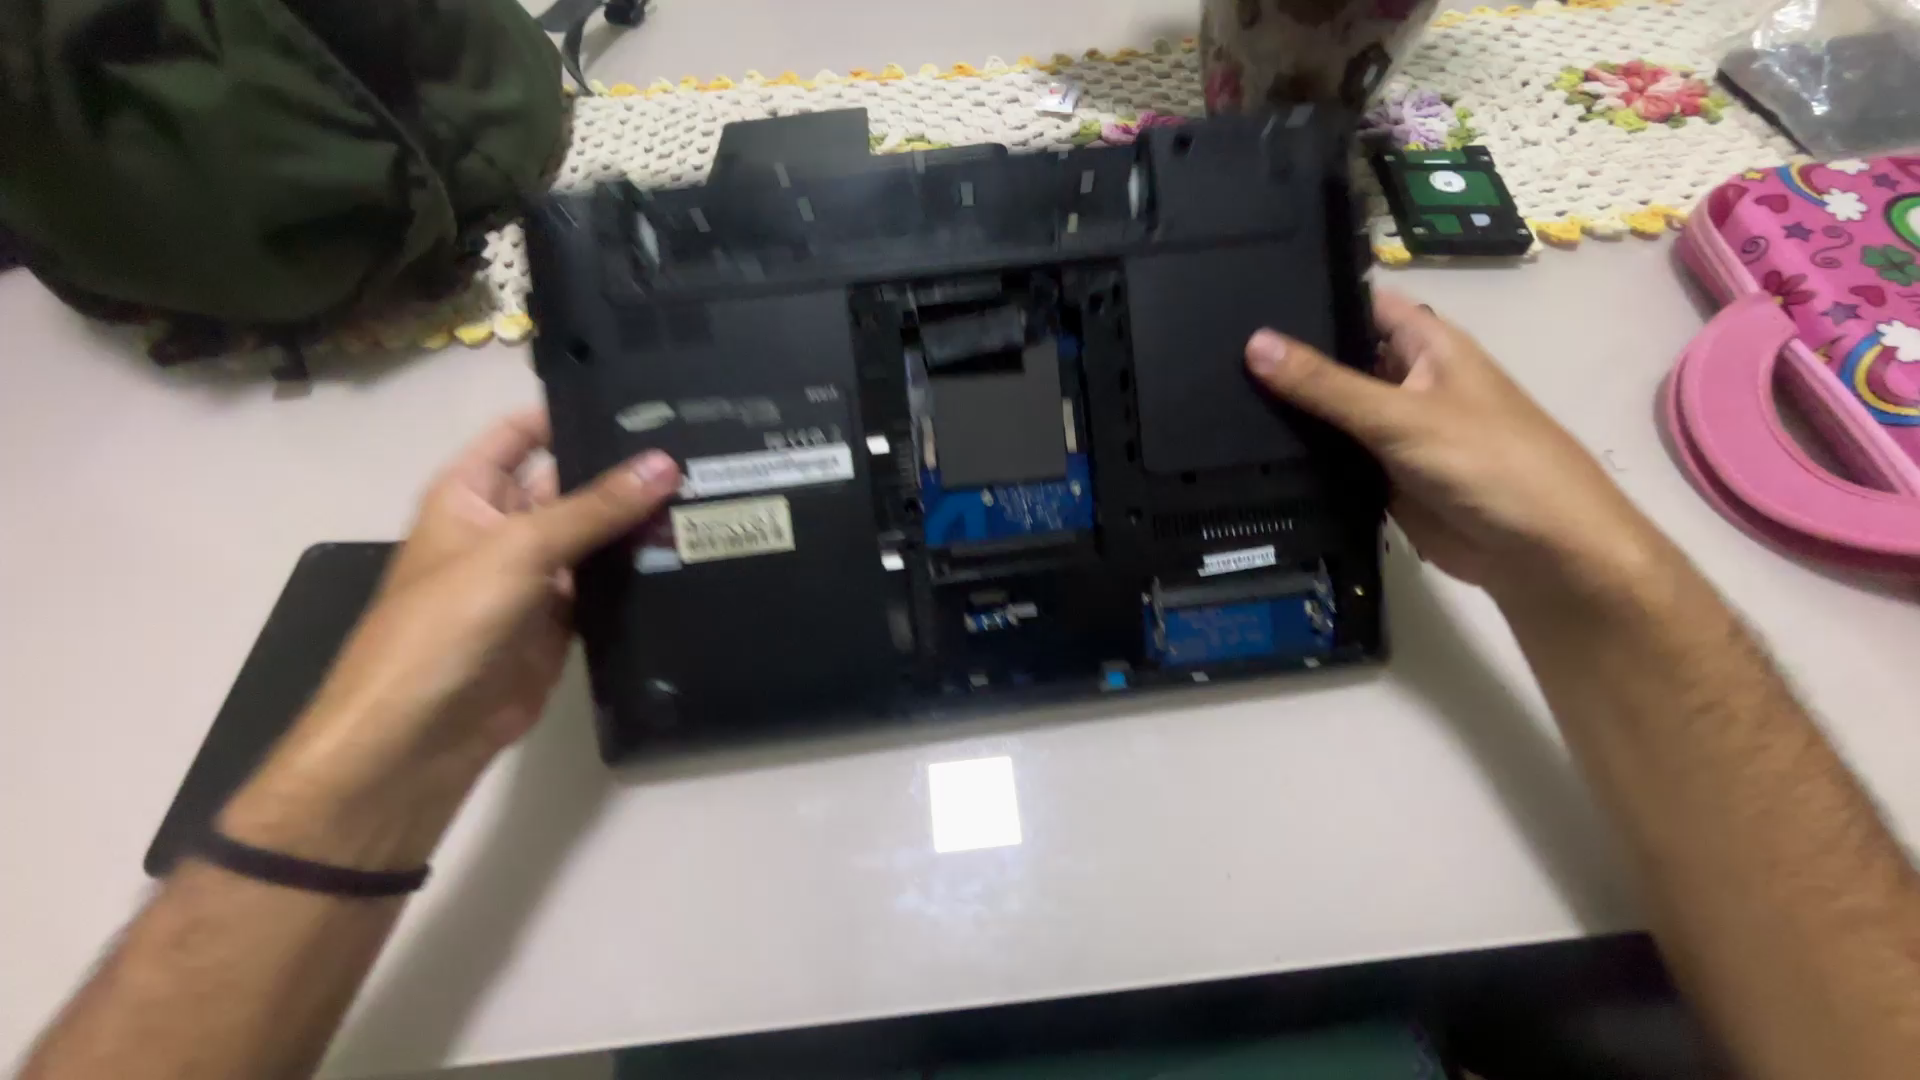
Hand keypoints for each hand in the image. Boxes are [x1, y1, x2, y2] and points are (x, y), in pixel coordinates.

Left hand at [220, 409, 678, 867]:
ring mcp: (539, 574)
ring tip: (709, 491)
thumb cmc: (447, 623)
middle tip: (699, 449)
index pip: (524, 433)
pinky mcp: (566, 617)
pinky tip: (691, 548)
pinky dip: (642, 570)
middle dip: (624, 470)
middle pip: (572, 483)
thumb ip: (595, 507)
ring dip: (640, 521)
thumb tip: (664, 463)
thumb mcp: (519, 549)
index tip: (641, 397)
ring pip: (597, 535)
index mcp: (472, 492)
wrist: (424, 734)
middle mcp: (507, 526)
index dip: (571, 411)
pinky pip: (610, 582)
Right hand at [1245, 290, 1664, 602]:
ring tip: (1213, 395)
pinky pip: (1329, 456)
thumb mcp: (1399, 414)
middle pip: (1336, 359)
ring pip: (1327, 412)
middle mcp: (1404, 380)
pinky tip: (1246, 451)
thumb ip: (1324, 384)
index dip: (1310, 299)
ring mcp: (1389, 430)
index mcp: (1425, 344)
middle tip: (1215, 351)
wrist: (1535, 550)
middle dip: (1286, 359)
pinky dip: (1298, 455)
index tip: (1244, 300)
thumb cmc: (1485, 461)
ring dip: (1286, 411)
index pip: (1359, 304)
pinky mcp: (1377, 474)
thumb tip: (1254, 343)